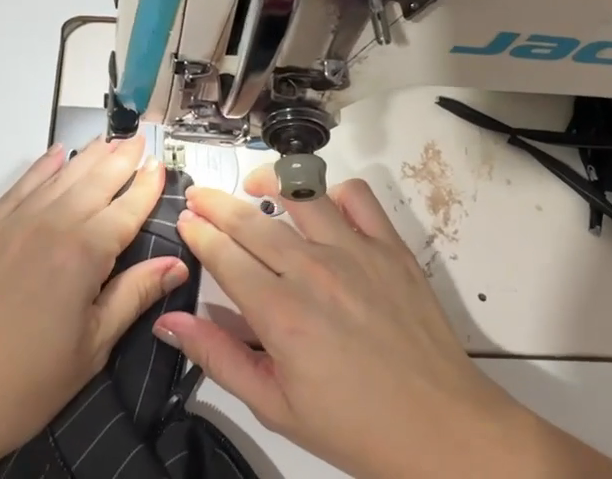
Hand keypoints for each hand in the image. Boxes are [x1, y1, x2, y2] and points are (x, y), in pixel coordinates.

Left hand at [0, 136, 186, 467]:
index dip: (146, 188)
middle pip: (94, 182)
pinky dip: (41, 168)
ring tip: (108, 140)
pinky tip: (55, 155)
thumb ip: (133, 296)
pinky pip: (19, 187)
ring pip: (59, 178)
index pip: (126, 210)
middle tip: (140, 139)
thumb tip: (176, 263)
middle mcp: (51, 226)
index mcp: (83, 255)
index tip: (162, 167)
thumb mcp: (91, 348)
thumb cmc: (25, 384)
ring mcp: (13, 224)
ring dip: (87, 158)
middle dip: (121, 160)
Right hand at [156, 167, 611, 478]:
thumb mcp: (276, 406)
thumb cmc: (354, 427)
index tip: (185, 221)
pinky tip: (320, 203)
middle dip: (217, 203)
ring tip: (253, 185)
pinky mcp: (391, 247)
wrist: (443, 430)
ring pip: (301, 193)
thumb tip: (169, 323)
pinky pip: (358, 197)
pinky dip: (332, 190)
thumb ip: (219, 358)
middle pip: (252, 219)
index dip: (198, 232)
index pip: (224, 254)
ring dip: (270, 181)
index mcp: (281, 314)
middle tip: (199, 195)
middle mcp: (313, 272)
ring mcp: (356, 252)